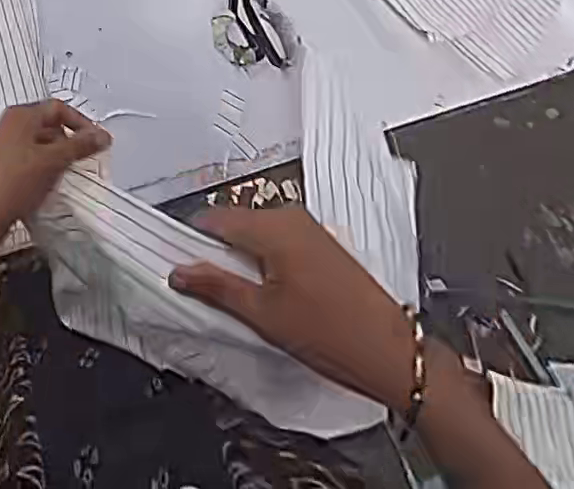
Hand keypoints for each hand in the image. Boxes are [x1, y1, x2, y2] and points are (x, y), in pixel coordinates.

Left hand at [0, 100, 108, 255]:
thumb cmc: (18, 181)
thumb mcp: (54, 161)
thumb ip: (80, 145)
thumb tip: (103, 134)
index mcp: (21, 114)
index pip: (59, 108)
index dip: (81, 122)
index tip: (97, 141)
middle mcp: (12, 122)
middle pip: (50, 122)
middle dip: (70, 139)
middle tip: (85, 158)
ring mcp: (6, 141)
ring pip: (41, 140)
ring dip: (59, 153)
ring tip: (70, 171)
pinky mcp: (4, 160)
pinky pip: (31, 153)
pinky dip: (46, 162)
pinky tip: (52, 180)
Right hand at [169, 207, 416, 408]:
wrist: (394, 354)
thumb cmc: (332, 334)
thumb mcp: (263, 315)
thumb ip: (216, 286)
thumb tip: (179, 272)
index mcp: (272, 227)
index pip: (213, 218)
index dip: (192, 240)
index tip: (180, 262)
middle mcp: (290, 217)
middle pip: (234, 223)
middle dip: (218, 251)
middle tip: (211, 286)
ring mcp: (307, 227)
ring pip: (255, 231)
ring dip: (241, 255)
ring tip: (244, 294)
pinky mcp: (319, 242)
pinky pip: (277, 238)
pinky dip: (264, 257)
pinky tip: (270, 290)